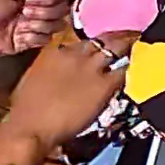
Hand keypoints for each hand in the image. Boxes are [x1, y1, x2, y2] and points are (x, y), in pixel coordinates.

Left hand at [0, 0, 73, 58]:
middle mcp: (34, 10)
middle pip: (61, 10)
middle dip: (46, 11)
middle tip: (25, 12)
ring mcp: (31, 27)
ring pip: (57, 25)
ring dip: (41, 25)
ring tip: (22, 25)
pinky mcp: (26, 43)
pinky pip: (45, 40)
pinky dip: (35, 37)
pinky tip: (20, 36)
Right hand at [4, 33, 133, 148]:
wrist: (31, 130)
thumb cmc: (27, 111)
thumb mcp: (35, 80)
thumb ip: (54, 68)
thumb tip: (64, 69)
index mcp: (54, 53)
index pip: (80, 40)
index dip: (93, 43)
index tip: (101, 44)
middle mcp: (74, 55)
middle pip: (101, 40)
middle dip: (116, 37)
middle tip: (129, 34)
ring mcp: (91, 68)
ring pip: (117, 48)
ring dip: (128, 46)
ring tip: (137, 41)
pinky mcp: (106, 84)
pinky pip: (124, 71)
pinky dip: (129, 69)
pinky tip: (136, 68)